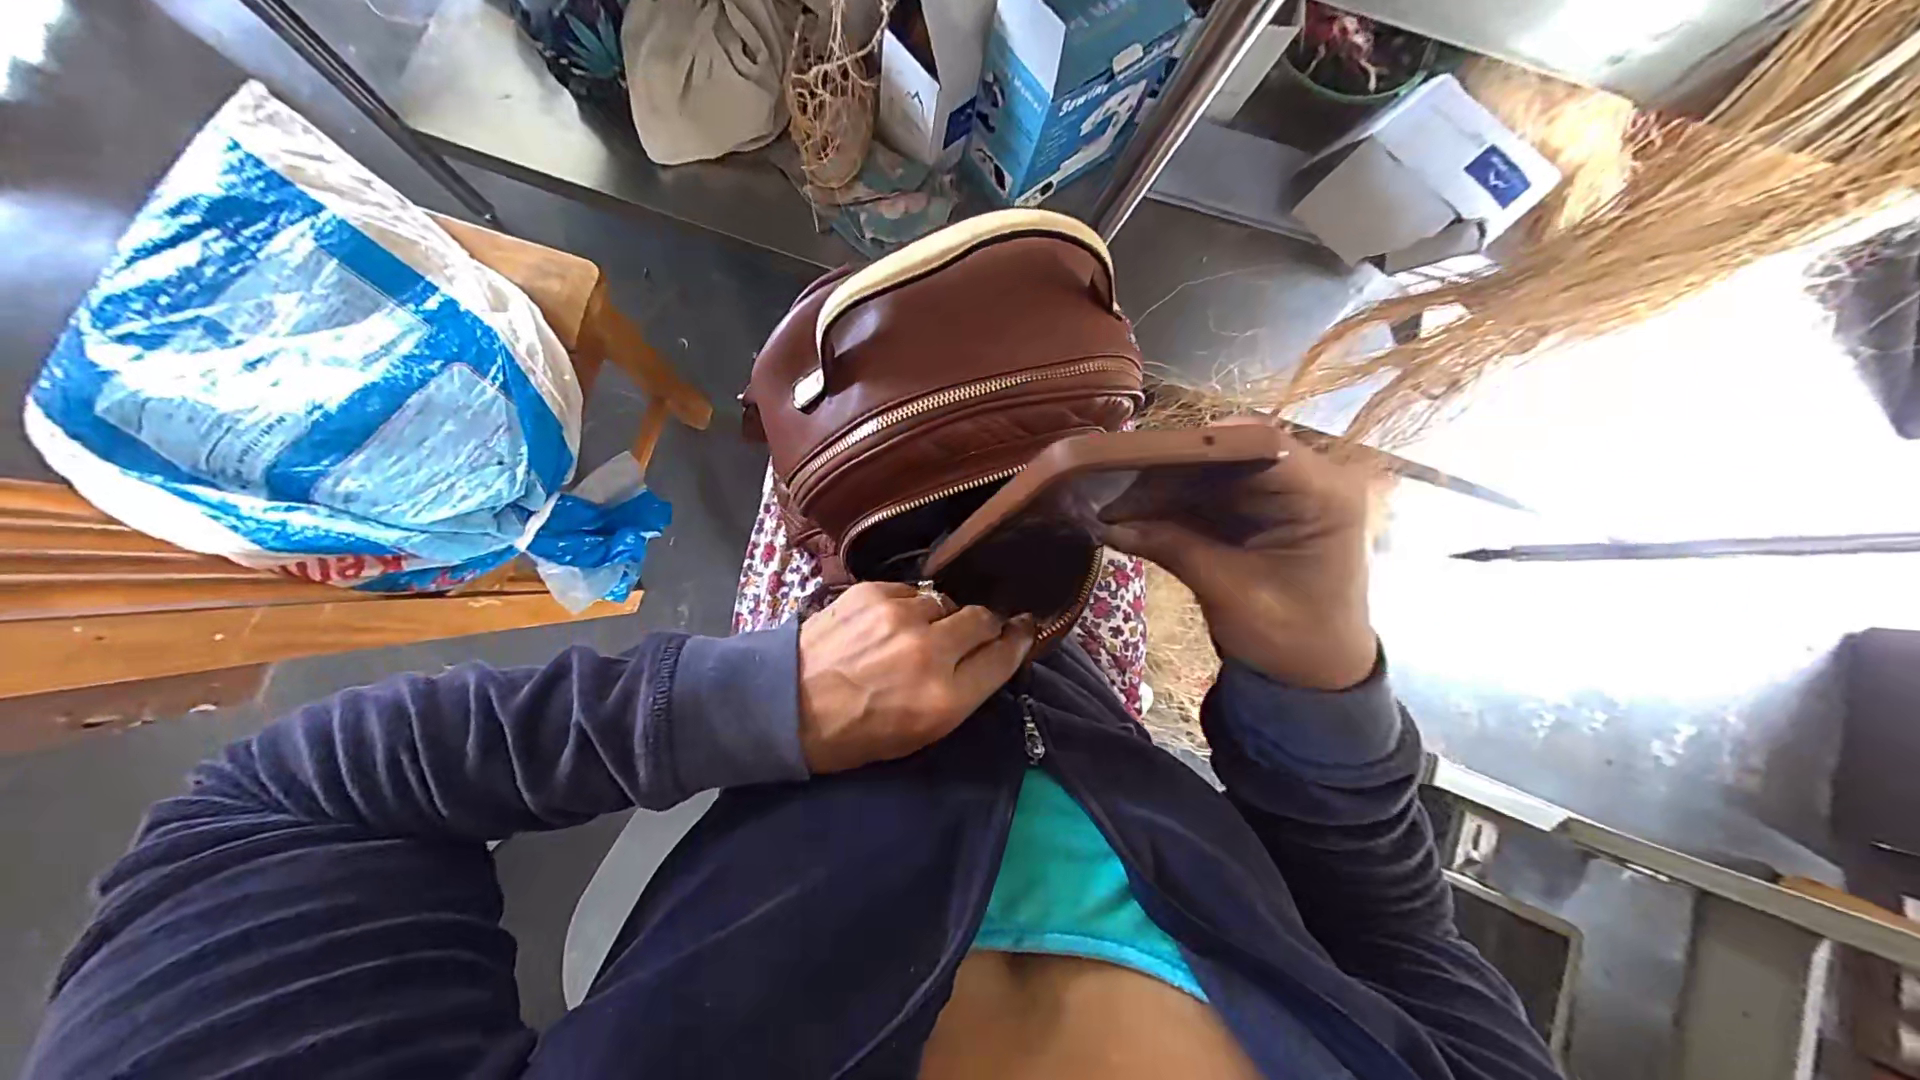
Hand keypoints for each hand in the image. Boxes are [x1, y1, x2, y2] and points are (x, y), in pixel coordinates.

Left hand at [797, 582, 1036, 772]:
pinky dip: (907, 605)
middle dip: (983, 624)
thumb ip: (963, 692)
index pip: (1004, 656)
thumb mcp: (921, 734)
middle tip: (968, 633)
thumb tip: (990, 654)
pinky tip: (888, 622)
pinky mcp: (872, 592)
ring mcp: (900, 616)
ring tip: (914, 632)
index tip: (1023, 628)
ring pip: (945, 600)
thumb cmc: (856, 734)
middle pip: (983, 618)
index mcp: (945, 698)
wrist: (786, 705)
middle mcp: (930, 652)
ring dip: (939, 615)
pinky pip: (911, 591)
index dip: (1019, 639)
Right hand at [1102, 422, 1377, 689]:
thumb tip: (1110, 524)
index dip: (1199, 444)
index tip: (1141, 456)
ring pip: (1213, 469)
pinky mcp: (1257, 510)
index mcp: (1324, 494)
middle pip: (1231, 451)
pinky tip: (1135, 508)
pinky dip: (1174, 501)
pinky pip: (1209, 493)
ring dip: (1166, 483)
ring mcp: (1280, 494)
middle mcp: (1306, 481)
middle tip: (1115, 477)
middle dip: (1172, 465)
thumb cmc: (1291, 638)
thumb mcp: (1231, 592)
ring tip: (1114, 492)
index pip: (1260, 444)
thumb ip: (1175, 548)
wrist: (1315, 676)